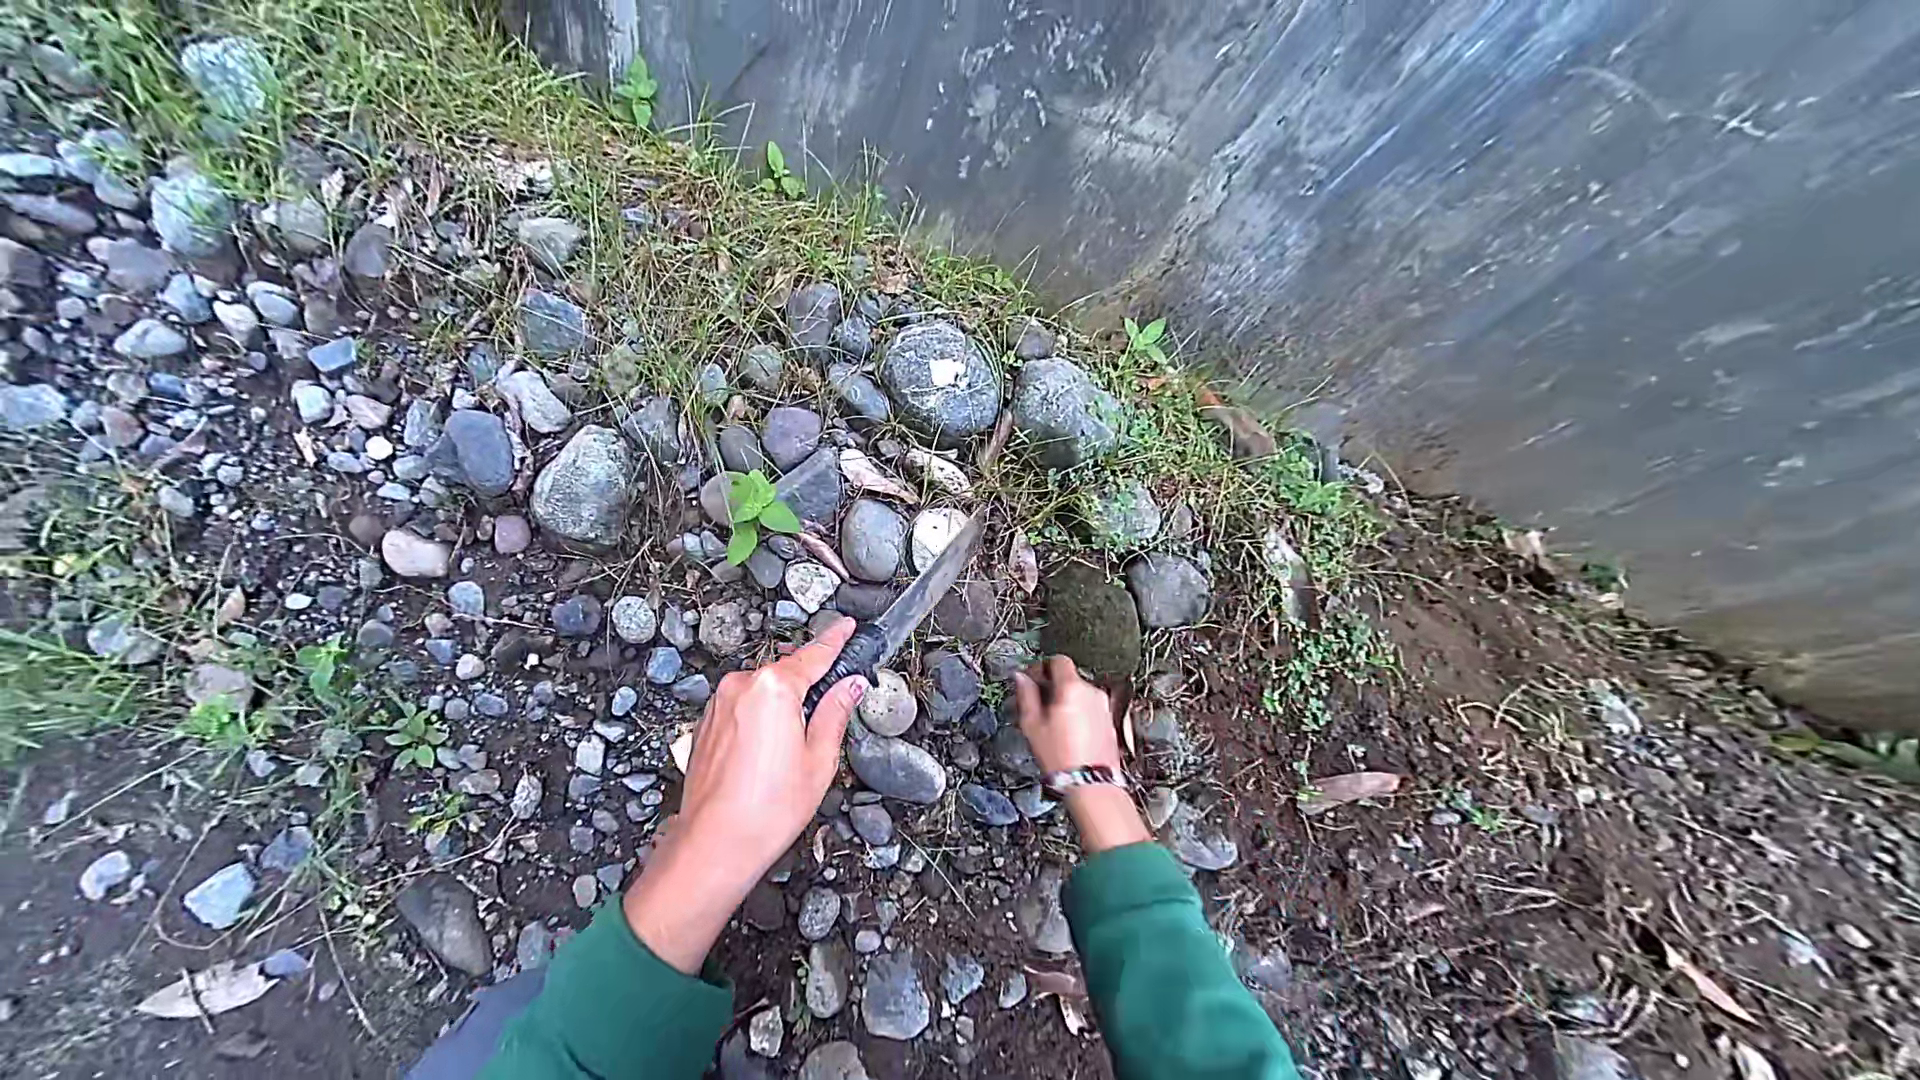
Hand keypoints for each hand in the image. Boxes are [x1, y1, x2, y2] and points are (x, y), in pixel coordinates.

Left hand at [623, 617, 867, 972]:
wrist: (713, 845)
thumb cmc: (766, 809)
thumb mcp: (820, 757)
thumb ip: (836, 711)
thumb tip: (850, 686)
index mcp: (773, 687)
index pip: (815, 654)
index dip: (836, 639)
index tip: (846, 627)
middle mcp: (742, 686)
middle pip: (788, 672)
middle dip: (810, 683)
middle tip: (833, 705)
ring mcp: (720, 703)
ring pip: (765, 689)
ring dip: (784, 703)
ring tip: (797, 744)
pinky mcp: (707, 721)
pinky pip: (745, 704)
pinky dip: (762, 715)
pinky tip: (771, 749)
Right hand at [1013, 655, 1149, 853]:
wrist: (1091, 784)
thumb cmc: (1061, 757)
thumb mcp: (1032, 724)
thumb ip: (1026, 695)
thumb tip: (1021, 678)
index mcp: (1072, 688)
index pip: (1058, 661)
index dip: (1042, 667)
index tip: (1032, 680)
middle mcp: (1092, 692)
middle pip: (1069, 678)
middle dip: (1052, 687)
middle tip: (1037, 705)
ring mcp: (1103, 707)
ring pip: (1080, 694)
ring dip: (1066, 701)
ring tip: (1052, 723)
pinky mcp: (1110, 721)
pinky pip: (1090, 708)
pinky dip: (1079, 713)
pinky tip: (1068, 732)